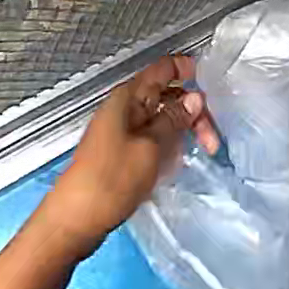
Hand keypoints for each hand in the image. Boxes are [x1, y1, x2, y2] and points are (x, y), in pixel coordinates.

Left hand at [39, 55, 220, 252]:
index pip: (163, 68)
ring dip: (183, 130)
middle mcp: (126, 106)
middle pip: (167, 94)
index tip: (213, 87)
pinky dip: (168, 145)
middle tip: (212, 140)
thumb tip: (195, 97)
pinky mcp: (122, 150)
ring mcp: (123, 128)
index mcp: (129, 96)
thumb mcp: (151, 147)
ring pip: (162, 117)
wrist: (76, 220)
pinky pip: (152, 136)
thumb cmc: (113, 179)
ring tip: (201, 153)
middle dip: (192, 111)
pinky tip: (178, 163)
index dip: (188, 70)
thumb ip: (173, 120)